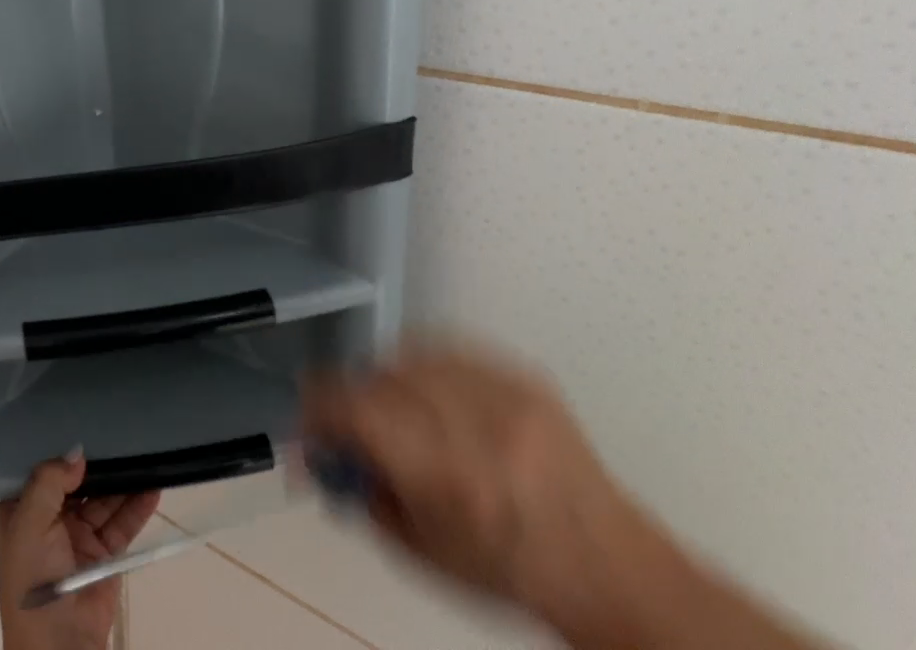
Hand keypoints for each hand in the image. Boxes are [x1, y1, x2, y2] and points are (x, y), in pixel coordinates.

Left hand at [0, 450, 158, 649]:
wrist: (59, 642)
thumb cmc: (34, 576)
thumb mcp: (30, 523)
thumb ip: (49, 482)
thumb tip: (77, 452)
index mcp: (22, 509)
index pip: (41, 470)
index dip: (59, 449)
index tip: (81, 420)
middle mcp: (49, 518)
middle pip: (77, 483)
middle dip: (97, 464)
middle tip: (122, 434)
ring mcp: (78, 536)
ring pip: (103, 500)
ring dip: (122, 482)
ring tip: (145, 455)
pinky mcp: (104, 554)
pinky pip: (121, 523)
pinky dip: (137, 506)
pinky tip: (153, 488)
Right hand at [302, 342, 826, 649]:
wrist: (606, 567)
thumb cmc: (506, 569)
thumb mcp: (416, 549)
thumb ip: (356, 491)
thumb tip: (310, 452)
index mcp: (442, 473)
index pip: (355, 407)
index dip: (317, 405)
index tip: (309, 417)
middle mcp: (473, 424)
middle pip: (378, 374)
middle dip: (351, 393)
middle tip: (350, 419)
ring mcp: (504, 395)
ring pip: (412, 351)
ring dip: (387, 374)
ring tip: (393, 405)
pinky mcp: (526, 380)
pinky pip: (453, 347)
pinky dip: (427, 362)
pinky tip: (430, 391)